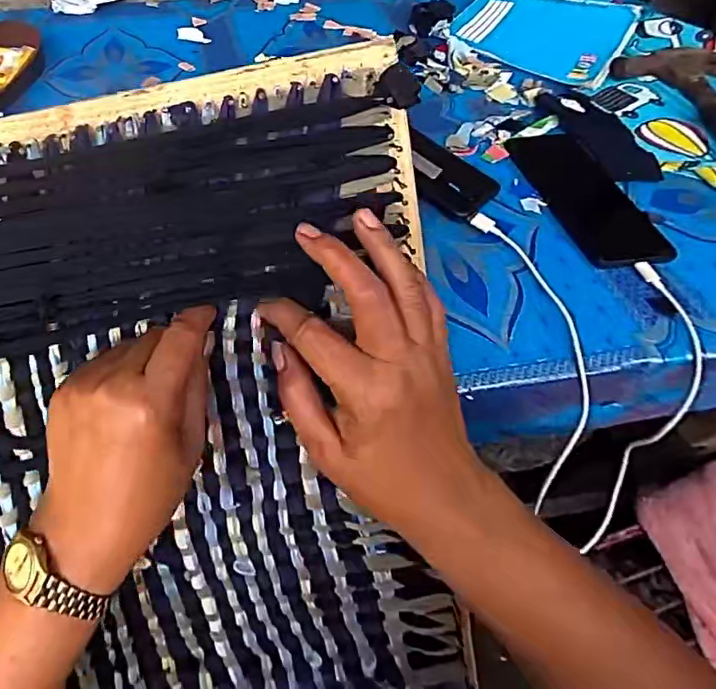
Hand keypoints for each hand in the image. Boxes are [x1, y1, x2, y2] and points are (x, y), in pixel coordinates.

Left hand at [28, 305, 213, 593]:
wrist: (80, 529)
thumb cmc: (147, 498)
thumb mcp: (189, 448)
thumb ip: (195, 389)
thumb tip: (200, 345)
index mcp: (151, 404)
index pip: (179, 337)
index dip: (196, 319)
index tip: (207, 315)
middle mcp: (114, 384)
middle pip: (153, 336)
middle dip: (170, 347)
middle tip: (175, 376)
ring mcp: (84, 384)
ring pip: (127, 345)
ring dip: (143, 358)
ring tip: (142, 396)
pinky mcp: (64, 388)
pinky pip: (102, 361)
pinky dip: (117, 371)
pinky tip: (116, 405)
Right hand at [257, 209, 496, 535]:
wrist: (450, 499)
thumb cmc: (384, 482)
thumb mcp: (328, 454)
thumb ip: (297, 397)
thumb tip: (279, 347)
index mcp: (366, 390)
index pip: (314, 335)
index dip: (283, 315)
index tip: (265, 307)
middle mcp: (399, 360)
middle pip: (366, 292)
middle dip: (333, 256)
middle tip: (307, 232)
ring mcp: (426, 350)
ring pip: (405, 284)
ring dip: (381, 246)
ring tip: (359, 215)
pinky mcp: (441, 349)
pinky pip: (428, 299)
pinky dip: (410, 270)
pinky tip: (394, 252)